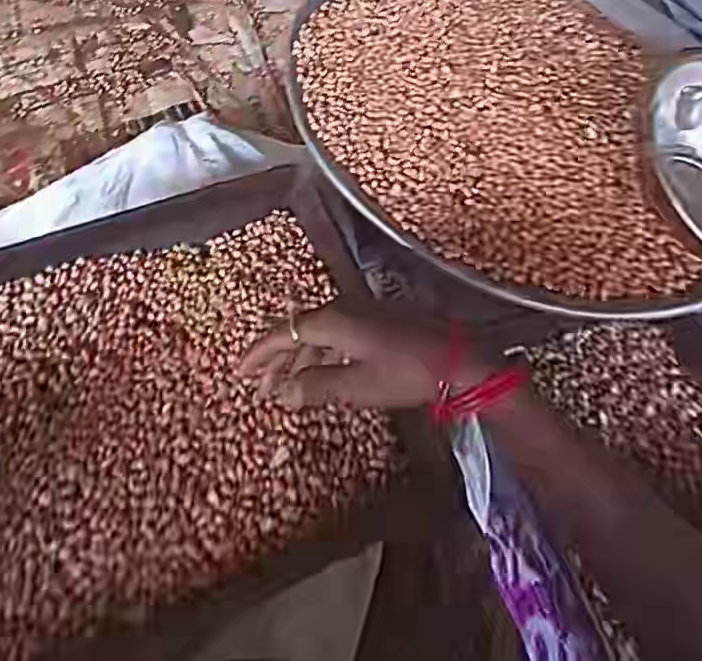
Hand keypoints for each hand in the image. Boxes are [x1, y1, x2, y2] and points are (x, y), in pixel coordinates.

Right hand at [237, 307, 493, 408]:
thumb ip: (316, 386)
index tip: (241, 371)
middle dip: (276, 358)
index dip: (260, 353)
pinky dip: (320, 354)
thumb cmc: (407, 373)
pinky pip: (334, 334)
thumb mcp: (359, 385)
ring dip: (298, 358)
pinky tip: (321, 372)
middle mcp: (340, 308)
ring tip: (285, 384)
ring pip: (316, 333)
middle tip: (259, 384)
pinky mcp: (374, 319)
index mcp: (331, 321)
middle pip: (296, 331)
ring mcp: (359, 311)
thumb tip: (281, 392)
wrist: (460, 357)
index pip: (283, 333)